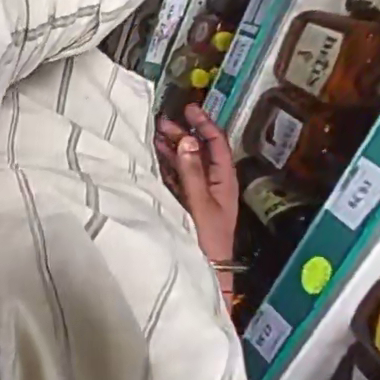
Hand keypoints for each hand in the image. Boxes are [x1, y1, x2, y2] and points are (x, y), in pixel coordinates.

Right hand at [154, 103, 239, 266]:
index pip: (216, 143)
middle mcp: (214, 182)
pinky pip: (178, 176)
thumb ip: (192, 173)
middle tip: (162, 122)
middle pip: (199, 150)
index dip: (204, 124)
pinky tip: (157, 157)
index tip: (189, 109)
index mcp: (224, 180)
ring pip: (187, 162)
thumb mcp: (200, 204)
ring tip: (155, 135)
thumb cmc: (208, 239)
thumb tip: (187, 141)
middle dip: (183, 134)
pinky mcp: (187, 202)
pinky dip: (168, 164)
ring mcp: (201, 192)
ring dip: (173, 147)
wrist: (207, 270)